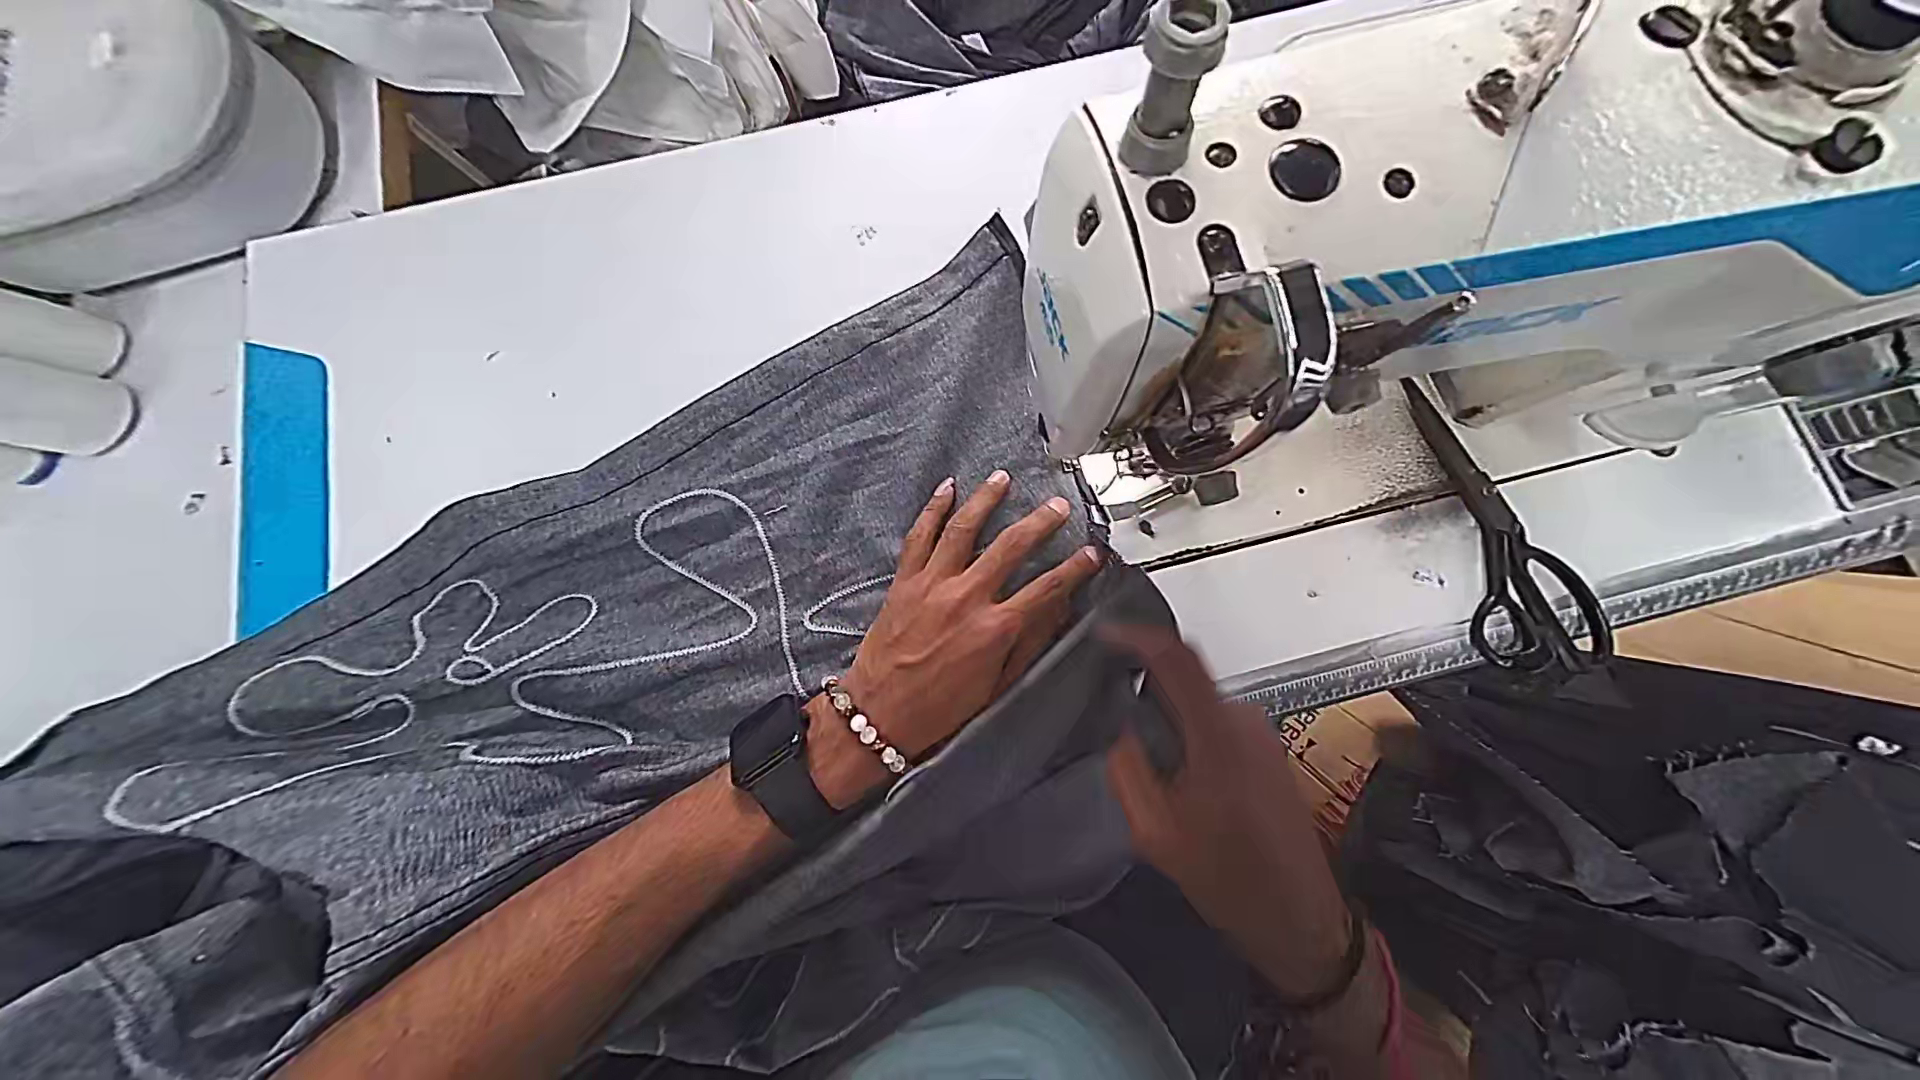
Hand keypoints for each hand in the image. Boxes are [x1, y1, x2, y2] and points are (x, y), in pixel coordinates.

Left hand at [807, 470, 1102, 806]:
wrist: (880, 714)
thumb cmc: (937, 708)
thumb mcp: (996, 684)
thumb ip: (1028, 643)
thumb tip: (1056, 611)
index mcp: (994, 629)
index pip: (1048, 587)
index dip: (1075, 568)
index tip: (1091, 554)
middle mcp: (965, 599)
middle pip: (1011, 546)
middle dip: (1040, 522)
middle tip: (1057, 506)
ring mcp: (932, 585)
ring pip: (964, 529)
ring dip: (986, 500)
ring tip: (1002, 479)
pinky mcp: (905, 582)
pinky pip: (919, 536)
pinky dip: (933, 510)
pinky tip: (946, 490)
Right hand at [1100, 624, 1354, 999]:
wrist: (1299, 917)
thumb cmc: (1230, 879)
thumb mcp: (1153, 831)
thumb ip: (1127, 768)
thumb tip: (1122, 730)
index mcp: (1217, 736)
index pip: (1177, 658)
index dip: (1137, 635)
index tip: (1108, 632)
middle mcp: (1245, 721)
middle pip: (1182, 680)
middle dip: (1148, 699)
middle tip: (1131, 740)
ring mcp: (1261, 732)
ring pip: (1196, 704)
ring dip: (1171, 726)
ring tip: (1165, 781)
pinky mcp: (1267, 746)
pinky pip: (1215, 721)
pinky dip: (1192, 739)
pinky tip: (1190, 787)